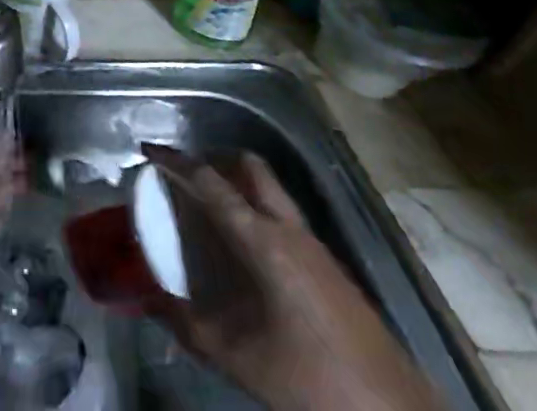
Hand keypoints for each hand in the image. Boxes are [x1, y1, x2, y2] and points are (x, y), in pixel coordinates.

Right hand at [144, 147, 442, 410]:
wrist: (388, 410)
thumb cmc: (306, 378)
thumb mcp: (234, 355)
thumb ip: (185, 323)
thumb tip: (149, 298)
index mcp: (263, 241)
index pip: (212, 184)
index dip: (177, 163)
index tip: (149, 151)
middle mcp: (290, 229)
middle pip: (250, 168)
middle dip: (214, 160)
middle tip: (184, 176)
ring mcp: (314, 244)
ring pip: (270, 190)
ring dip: (236, 184)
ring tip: (206, 208)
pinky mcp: (328, 263)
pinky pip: (283, 215)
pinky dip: (255, 210)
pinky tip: (241, 247)